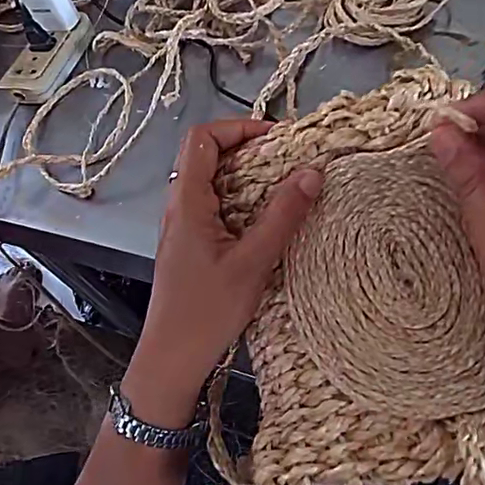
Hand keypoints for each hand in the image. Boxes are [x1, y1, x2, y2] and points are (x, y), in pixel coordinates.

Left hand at [125, 120, 321, 423]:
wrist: (172, 357)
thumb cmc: (207, 311)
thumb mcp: (252, 262)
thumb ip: (282, 216)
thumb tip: (312, 172)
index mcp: (187, 201)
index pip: (202, 138)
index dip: (238, 127)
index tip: (276, 138)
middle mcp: (179, 206)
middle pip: (207, 156)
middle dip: (249, 150)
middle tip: (288, 161)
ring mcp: (182, 226)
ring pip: (212, 182)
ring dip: (246, 176)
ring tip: (283, 186)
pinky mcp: (190, 244)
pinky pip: (214, 206)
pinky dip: (240, 200)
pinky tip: (265, 219)